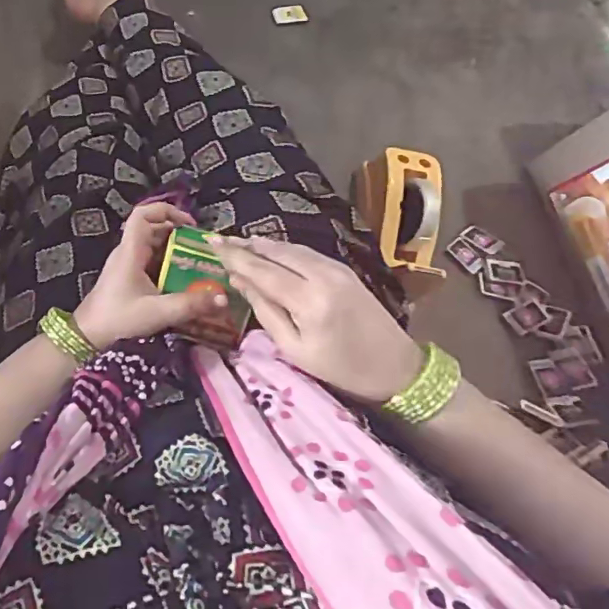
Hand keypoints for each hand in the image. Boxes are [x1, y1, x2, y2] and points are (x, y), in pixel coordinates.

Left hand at [72, 202, 227, 346]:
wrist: (88, 335)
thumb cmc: (118, 318)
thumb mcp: (157, 312)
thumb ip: (190, 304)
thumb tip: (222, 298)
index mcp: (131, 251)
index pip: (143, 214)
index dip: (166, 211)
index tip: (189, 225)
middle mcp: (128, 252)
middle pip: (152, 228)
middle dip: (177, 233)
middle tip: (201, 247)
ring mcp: (127, 264)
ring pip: (152, 245)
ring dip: (174, 249)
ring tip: (197, 262)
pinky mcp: (128, 277)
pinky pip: (150, 260)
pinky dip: (167, 264)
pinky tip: (182, 279)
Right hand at [210, 235, 427, 403]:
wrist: (397, 366)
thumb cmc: (342, 368)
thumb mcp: (295, 350)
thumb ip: (266, 312)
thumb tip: (240, 282)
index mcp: (309, 301)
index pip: (262, 270)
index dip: (235, 256)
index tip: (212, 244)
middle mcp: (322, 276)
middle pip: (276, 252)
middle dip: (245, 245)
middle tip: (218, 240)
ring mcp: (336, 268)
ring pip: (291, 248)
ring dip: (263, 244)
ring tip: (237, 243)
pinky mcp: (344, 268)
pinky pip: (306, 253)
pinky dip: (283, 249)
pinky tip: (268, 250)